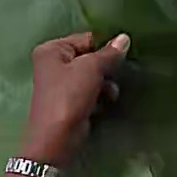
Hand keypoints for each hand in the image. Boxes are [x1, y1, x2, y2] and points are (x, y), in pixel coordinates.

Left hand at [20, 31, 130, 165]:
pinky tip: (106, 102)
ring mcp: (61, 84)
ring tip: (111, 93)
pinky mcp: (70, 101)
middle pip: (89, 57)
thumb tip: (125, 38)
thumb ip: (109, 53)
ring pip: (92, 75)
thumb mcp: (91, 69)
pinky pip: (90, 91)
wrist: (57, 138)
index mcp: (52, 50)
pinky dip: (99, 95)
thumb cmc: (69, 96)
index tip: (124, 54)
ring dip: (105, 83)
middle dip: (106, 68)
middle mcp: (54, 64)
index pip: (86, 39)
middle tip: (117, 75)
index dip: (105, 46)